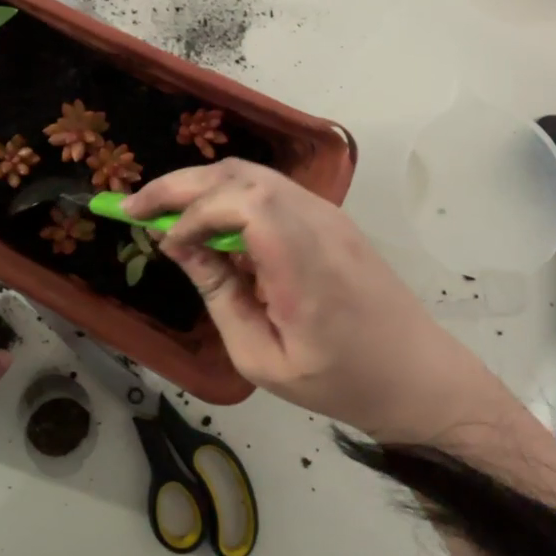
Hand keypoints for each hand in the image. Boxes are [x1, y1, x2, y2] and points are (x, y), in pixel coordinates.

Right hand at [122, 160, 514, 443]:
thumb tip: (178, 247)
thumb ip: (218, 295)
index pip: (242, 201)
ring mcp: (327, 214)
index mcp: (306, 264)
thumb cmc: (341, 382)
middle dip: (179, 184)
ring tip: (161, 209)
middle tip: (133, 205)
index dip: (193, 212)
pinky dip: (226, 194)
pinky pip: (268, 188)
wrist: (422, 378)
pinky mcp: (329, 217)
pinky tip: (206, 221)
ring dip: (200, 185)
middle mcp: (318, 223)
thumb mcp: (263, 359)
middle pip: (239, 174)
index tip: (165, 244)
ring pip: (250, 173)